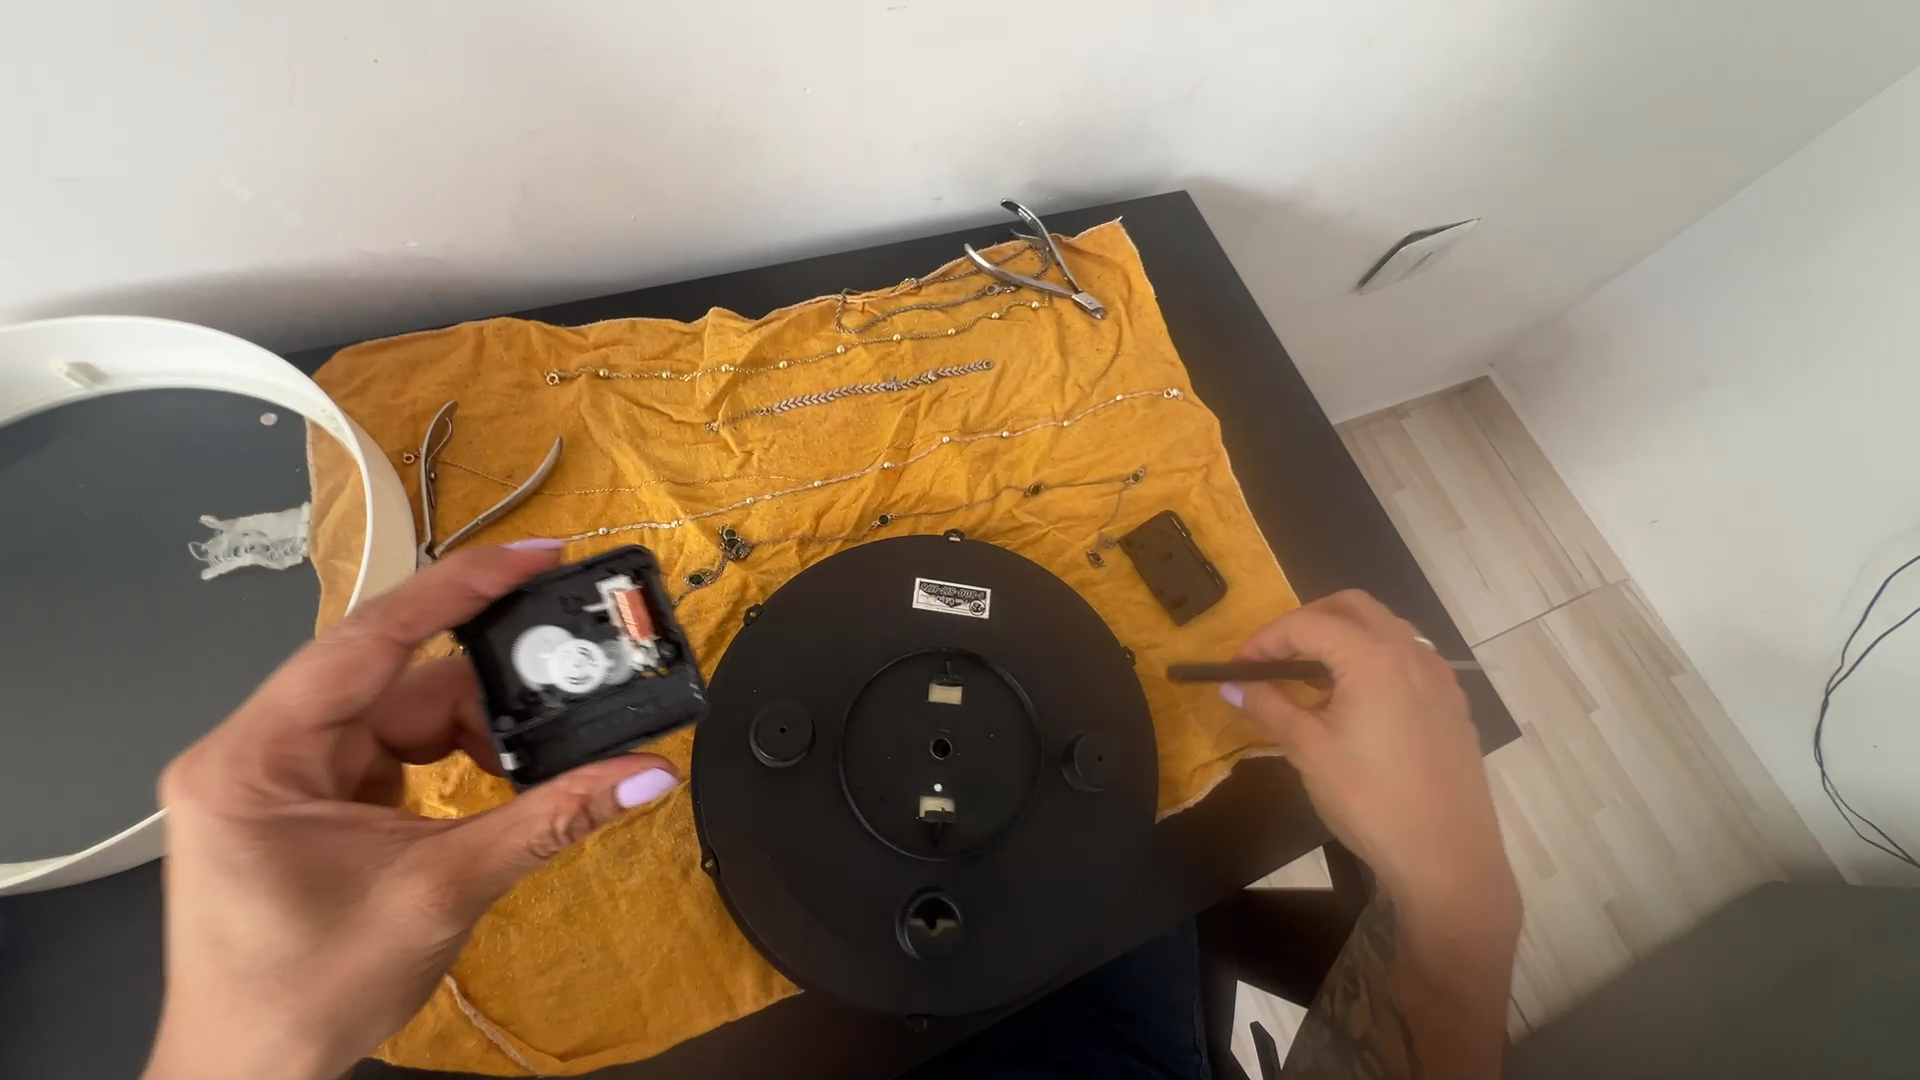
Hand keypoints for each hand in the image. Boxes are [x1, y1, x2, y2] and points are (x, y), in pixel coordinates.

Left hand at [143, 543, 680, 1079]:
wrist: (253, 1074)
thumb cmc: (314, 989)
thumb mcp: (448, 889)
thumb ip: (557, 817)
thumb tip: (653, 773)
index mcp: (261, 757)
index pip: (368, 639)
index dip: (458, 589)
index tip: (538, 557)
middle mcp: (271, 745)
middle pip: (404, 672)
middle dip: (494, 676)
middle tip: (577, 664)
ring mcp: (300, 765)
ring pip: (417, 704)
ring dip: (490, 721)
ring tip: (549, 745)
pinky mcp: (330, 786)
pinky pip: (414, 738)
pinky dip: (472, 746)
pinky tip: (510, 768)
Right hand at [1219, 590, 1509, 909]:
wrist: (1448, 861)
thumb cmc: (1370, 800)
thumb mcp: (1307, 750)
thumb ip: (1267, 706)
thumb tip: (1230, 686)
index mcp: (1373, 658)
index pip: (1307, 624)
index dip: (1265, 639)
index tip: (1239, 666)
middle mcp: (1411, 653)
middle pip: (1350, 607)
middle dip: (1305, 622)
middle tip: (1273, 657)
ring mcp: (1438, 677)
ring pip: (1383, 627)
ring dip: (1340, 636)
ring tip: (1309, 676)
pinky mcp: (1450, 703)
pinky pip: (1405, 656)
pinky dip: (1369, 658)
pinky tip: (1351, 700)